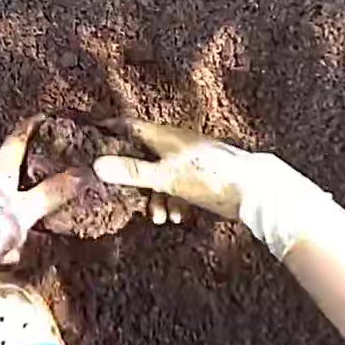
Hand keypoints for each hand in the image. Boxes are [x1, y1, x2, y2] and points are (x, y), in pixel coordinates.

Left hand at [0, 115, 86, 279]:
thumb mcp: (22, 213)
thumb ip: (51, 194)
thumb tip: (82, 173)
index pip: (17, 142)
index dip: (30, 127)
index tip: (42, 116)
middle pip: (9, 172)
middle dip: (27, 173)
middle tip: (49, 170)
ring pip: (0, 203)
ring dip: (15, 211)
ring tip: (33, 227)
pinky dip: (2, 236)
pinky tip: (6, 255)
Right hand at [90, 120, 252, 218]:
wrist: (252, 190)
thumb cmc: (206, 176)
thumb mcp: (164, 177)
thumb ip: (131, 171)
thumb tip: (96, 164)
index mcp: (163, 135)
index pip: (128, 126)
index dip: (110, 132)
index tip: (93, 139)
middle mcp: (173, 143)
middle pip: (143, 156)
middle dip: (135, 180)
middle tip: (128, 198)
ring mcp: (188, 159)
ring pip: (161, 176)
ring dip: (157, 198)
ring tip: (161, 218)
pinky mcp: (200, 175)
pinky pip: (178, 186)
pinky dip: (174, 201)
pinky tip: (178, 217)